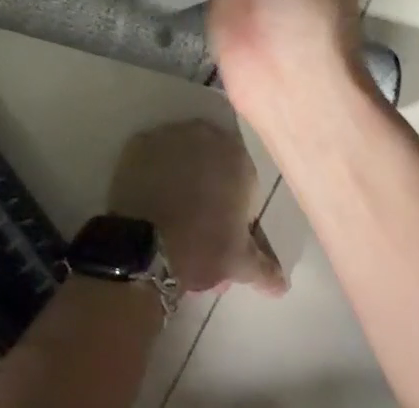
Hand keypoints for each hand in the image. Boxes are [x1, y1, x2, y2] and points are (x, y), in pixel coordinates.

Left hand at [107, 119, 286, 296]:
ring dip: (184, 172)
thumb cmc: (202, 248)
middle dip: (212, 182)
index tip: (226, 228)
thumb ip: (266, 268)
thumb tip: (281, 284)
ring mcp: (167, 134)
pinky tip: (152, 194)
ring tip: (173, 207)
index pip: (245, 179)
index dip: (238, 206)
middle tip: (201, 217)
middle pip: (213, 159)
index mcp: (237, 157)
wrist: (142, 245)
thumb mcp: (241, 263)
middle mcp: (204, 134)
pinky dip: (155, 169)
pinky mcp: (137, 143)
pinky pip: (154, 154)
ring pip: (183, 153)